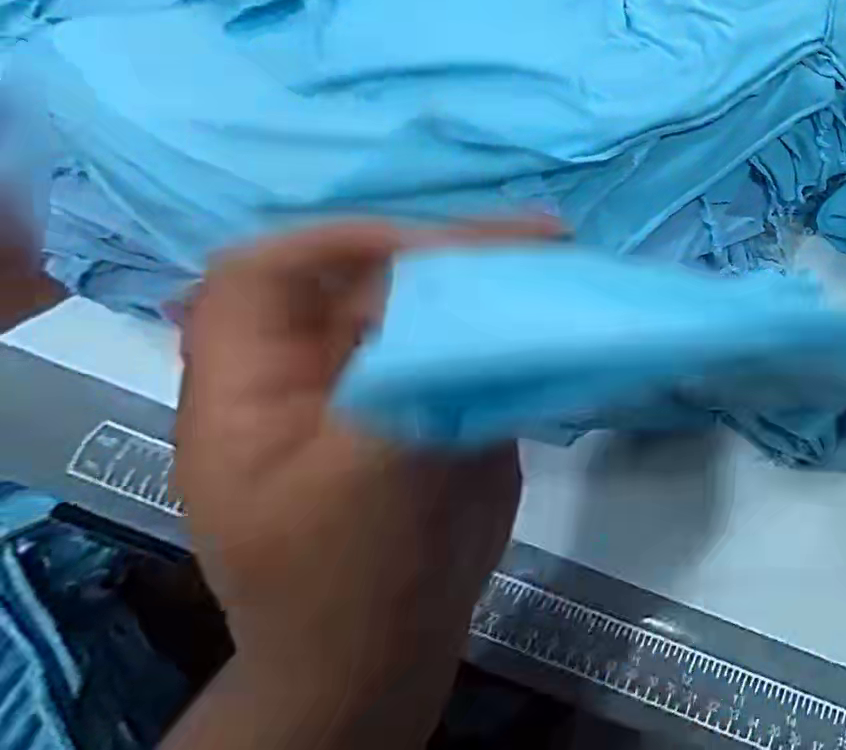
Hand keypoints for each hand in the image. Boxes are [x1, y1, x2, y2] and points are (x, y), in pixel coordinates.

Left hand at [166, 219, 559, 748]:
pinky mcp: (444, 395)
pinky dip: (517, 315)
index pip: (268, 274)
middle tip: (543, 235)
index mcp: (257, 383)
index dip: (346, 241)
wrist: (396, 633)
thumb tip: (470, 295)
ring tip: (564, 255)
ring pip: (436, 303)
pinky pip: (476, 338)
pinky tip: (560, 305)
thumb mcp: (364, 469)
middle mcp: (318, 369)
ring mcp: (388, 381)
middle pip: (372, 277)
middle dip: (454, 249)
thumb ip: (407, 376)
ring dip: (496, 276)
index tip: (444, 250)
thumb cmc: (353, 565)